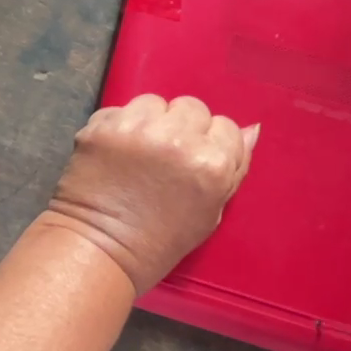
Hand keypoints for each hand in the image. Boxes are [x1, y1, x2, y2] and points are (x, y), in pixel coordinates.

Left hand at [43, 94, 257, 294]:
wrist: (100, 248)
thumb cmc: (161, 240)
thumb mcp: (211, 210)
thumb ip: (233, 167)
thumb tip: (250, 128)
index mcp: (211, 163)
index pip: (225, 126)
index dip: (210, 143)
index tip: (193, 161)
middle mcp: (175, 138)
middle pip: (191, 107)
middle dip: (182, 126)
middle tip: (166, 154)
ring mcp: (134, 129)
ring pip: (154, 102)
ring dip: (150, 120)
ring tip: (139, 149)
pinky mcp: (100, 126)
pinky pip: (119, 110)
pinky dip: (118, 126)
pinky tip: (114, 151)